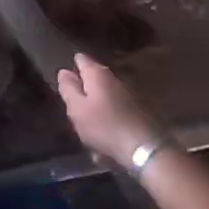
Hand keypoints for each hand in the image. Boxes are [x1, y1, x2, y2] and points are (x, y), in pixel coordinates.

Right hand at [56, 54, 160, 169]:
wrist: (144, 149)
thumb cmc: (104, 126)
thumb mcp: (77, 108)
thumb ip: (68, 88)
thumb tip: (64, 71)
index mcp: (98, 75)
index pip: (82, 60)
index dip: (73, 64)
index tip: (65, 73)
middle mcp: (115, 79)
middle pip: (95, 76)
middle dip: (85, 84)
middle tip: (73, 98)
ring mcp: (130, 94)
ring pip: (106, 93)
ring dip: (96, 102)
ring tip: (87, 117)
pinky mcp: (139, 110)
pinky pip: (116, 108)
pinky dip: (108, 114)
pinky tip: (103, 129)